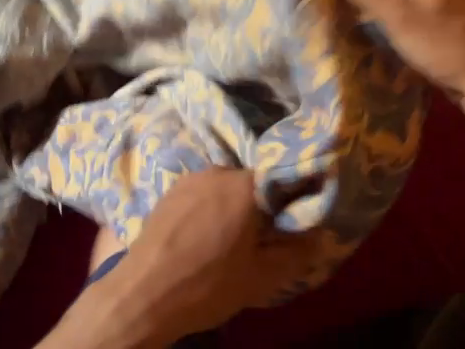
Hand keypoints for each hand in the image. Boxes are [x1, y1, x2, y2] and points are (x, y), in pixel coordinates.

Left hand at [42, 169, 312, 348]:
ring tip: (231, 241)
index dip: (290, 201)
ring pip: (224, 188)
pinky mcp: (169, 190)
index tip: (293, 222)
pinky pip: (201, 194)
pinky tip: (204, 237)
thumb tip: (320, 235)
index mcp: (245, 185)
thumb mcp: (261, 278)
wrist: (144, 294)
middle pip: (251, 183)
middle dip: (260, 206)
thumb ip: (296, 252)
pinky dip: (208, 209)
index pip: (280, 180)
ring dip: (232, 208)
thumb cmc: (207, 284)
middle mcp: (218, 170)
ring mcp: (190, 177)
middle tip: (263, 238)